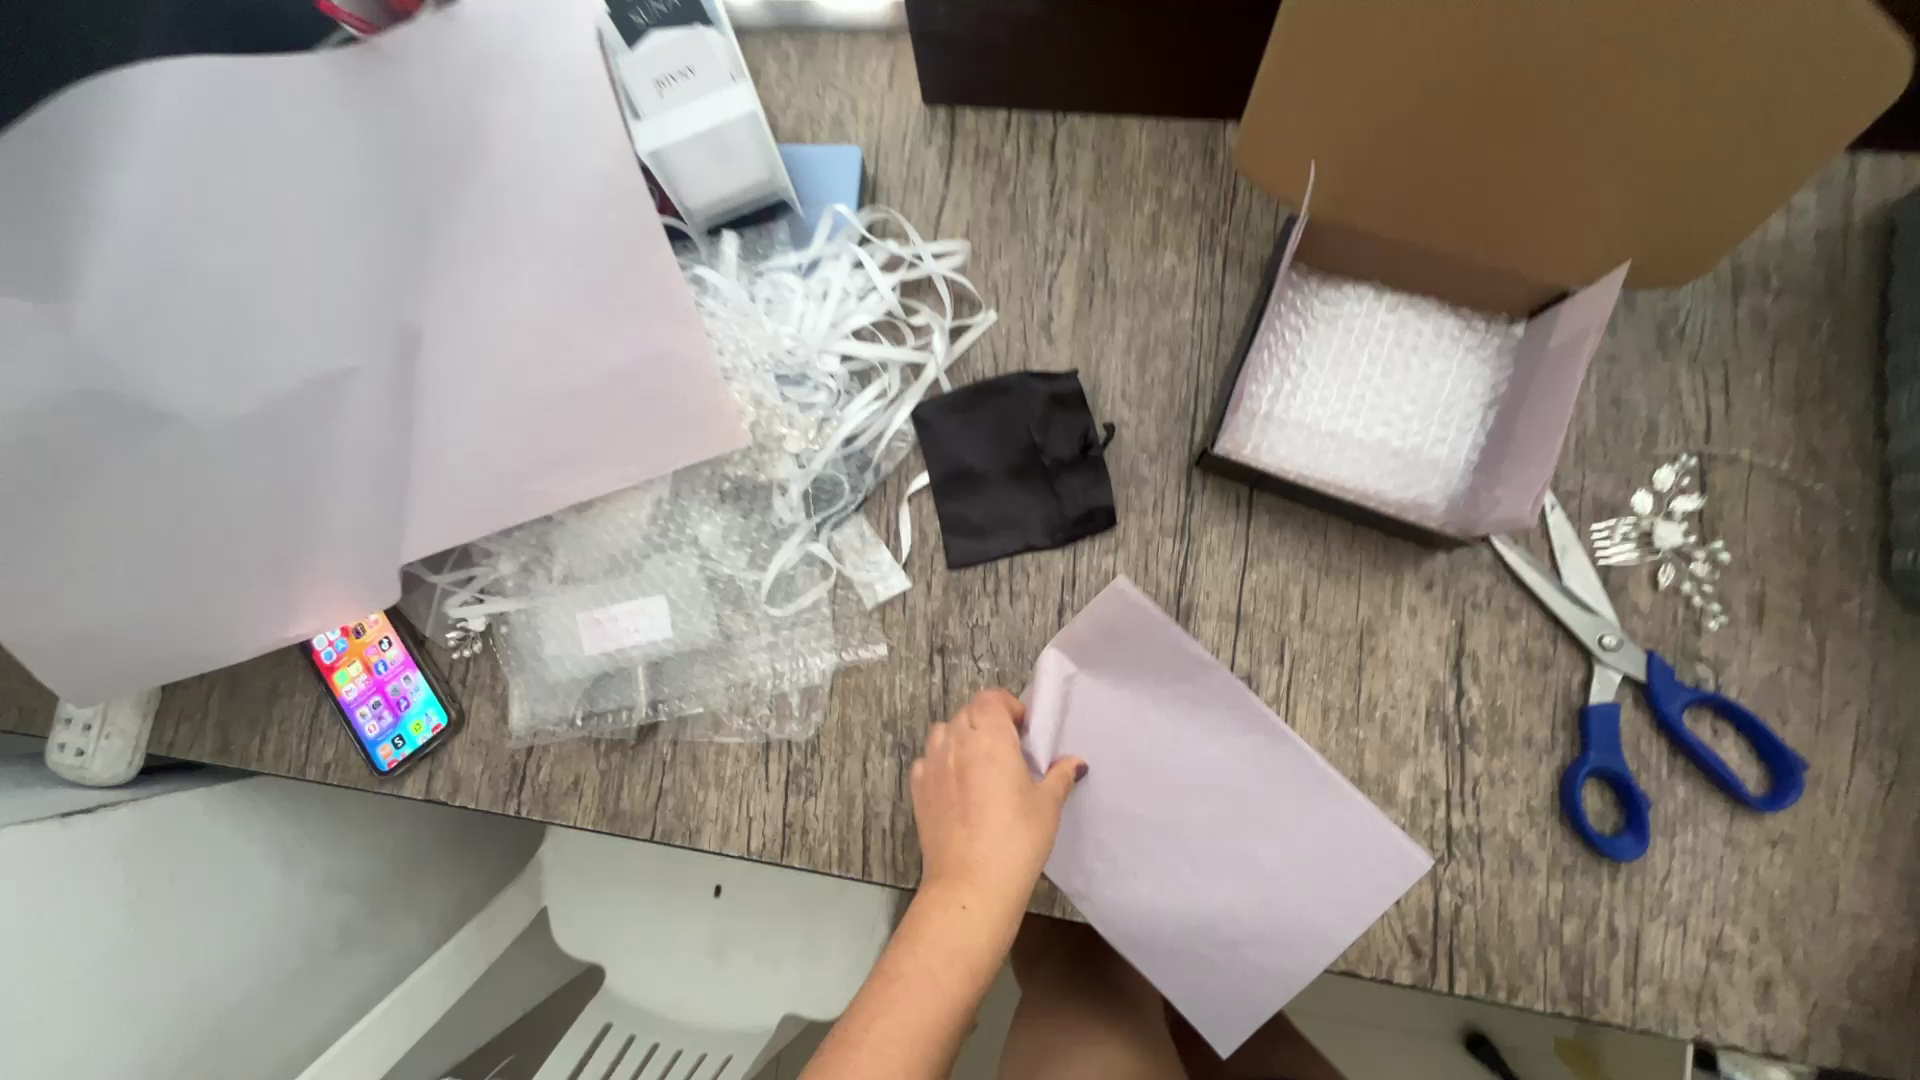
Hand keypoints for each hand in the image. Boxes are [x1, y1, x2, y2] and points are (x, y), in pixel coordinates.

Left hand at [910, 688, 1086, 916]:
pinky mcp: (918, 789)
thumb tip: (1075, 762)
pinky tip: (959, 786)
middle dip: (989, 722)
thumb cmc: (1016, 840)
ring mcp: (932, 764)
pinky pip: (929, 760)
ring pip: (944, 732)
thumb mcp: (1047, 806)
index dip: (1009, 708)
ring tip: (982, 765)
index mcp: (989, 737)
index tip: (1025, 732)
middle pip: (968, 712)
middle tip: (1010, 750)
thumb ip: (1060, 776)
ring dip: (962, 737)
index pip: (991, 699)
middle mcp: (955, 742)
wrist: (970, 884)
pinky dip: (943, 762)